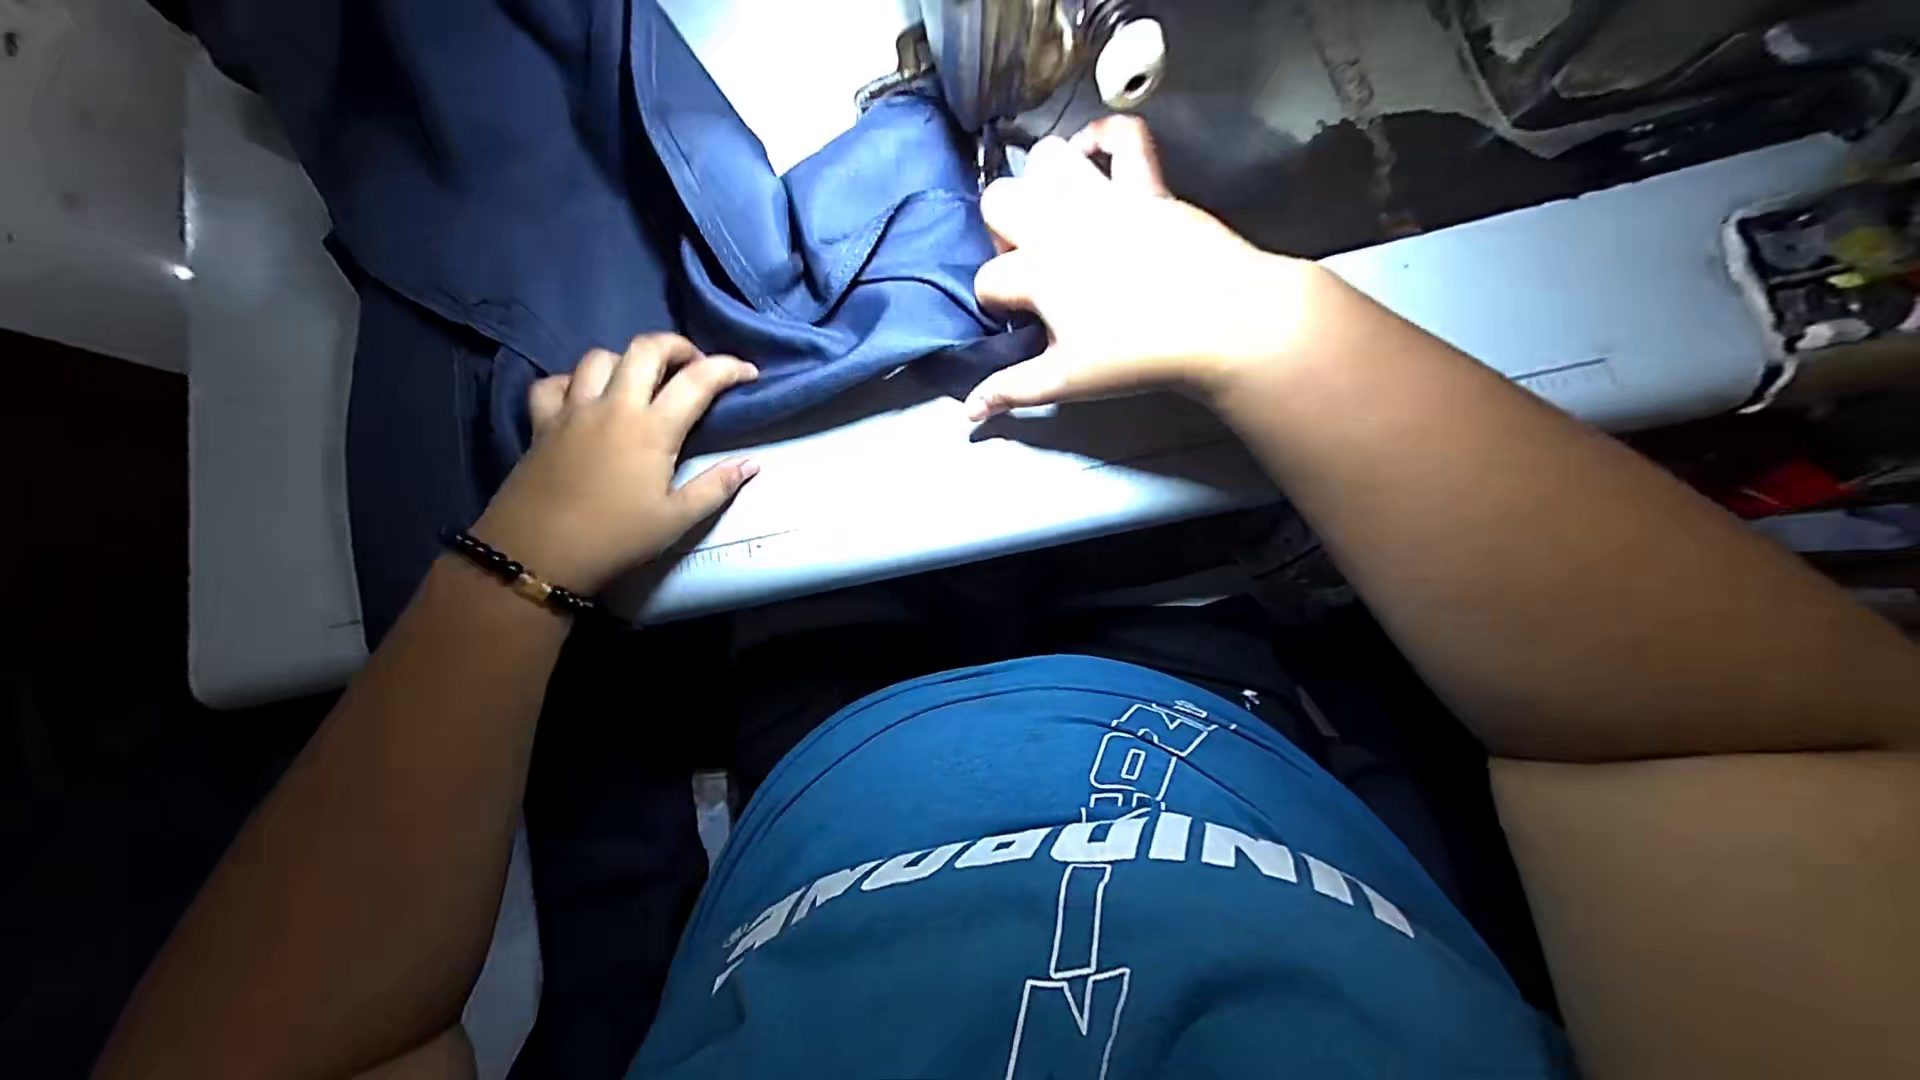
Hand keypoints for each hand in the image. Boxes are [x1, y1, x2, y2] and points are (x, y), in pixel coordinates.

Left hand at [470, 335, 758, 592]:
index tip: (750, 373)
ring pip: (600, 357)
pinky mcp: (542, 422)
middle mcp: (613, 406)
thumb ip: (716, 487)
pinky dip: (575, 381)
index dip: (729, 368)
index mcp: (652, 428)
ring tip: (644, 381)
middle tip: (695, 364)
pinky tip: (587, 398)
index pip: (697, 380)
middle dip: (678, 345)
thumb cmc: (616, 537)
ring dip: (629, 360)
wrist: (538, 554)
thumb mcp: (677, 519)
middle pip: (646, 348)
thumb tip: (751, 464)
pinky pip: (555, 382)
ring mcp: (572, 410)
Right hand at [965, 116, 1337, 420]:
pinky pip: (1122, 136)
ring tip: (1057, 218)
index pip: (988, 278)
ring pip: (1046, 159)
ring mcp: (1104, 197)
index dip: (995, 302)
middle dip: (1001, 229)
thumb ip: (1012, 390)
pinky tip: (1094, 159)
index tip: (1018, 320)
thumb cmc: (1136, 356)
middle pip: (998, 200)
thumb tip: (969, 413)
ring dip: (1040, 185)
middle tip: (1030, 262)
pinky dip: (1104, 138)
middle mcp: (1060, 224)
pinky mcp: (1145, 184)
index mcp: (1037, 272)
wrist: (1220, 324)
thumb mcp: (1066, 380)